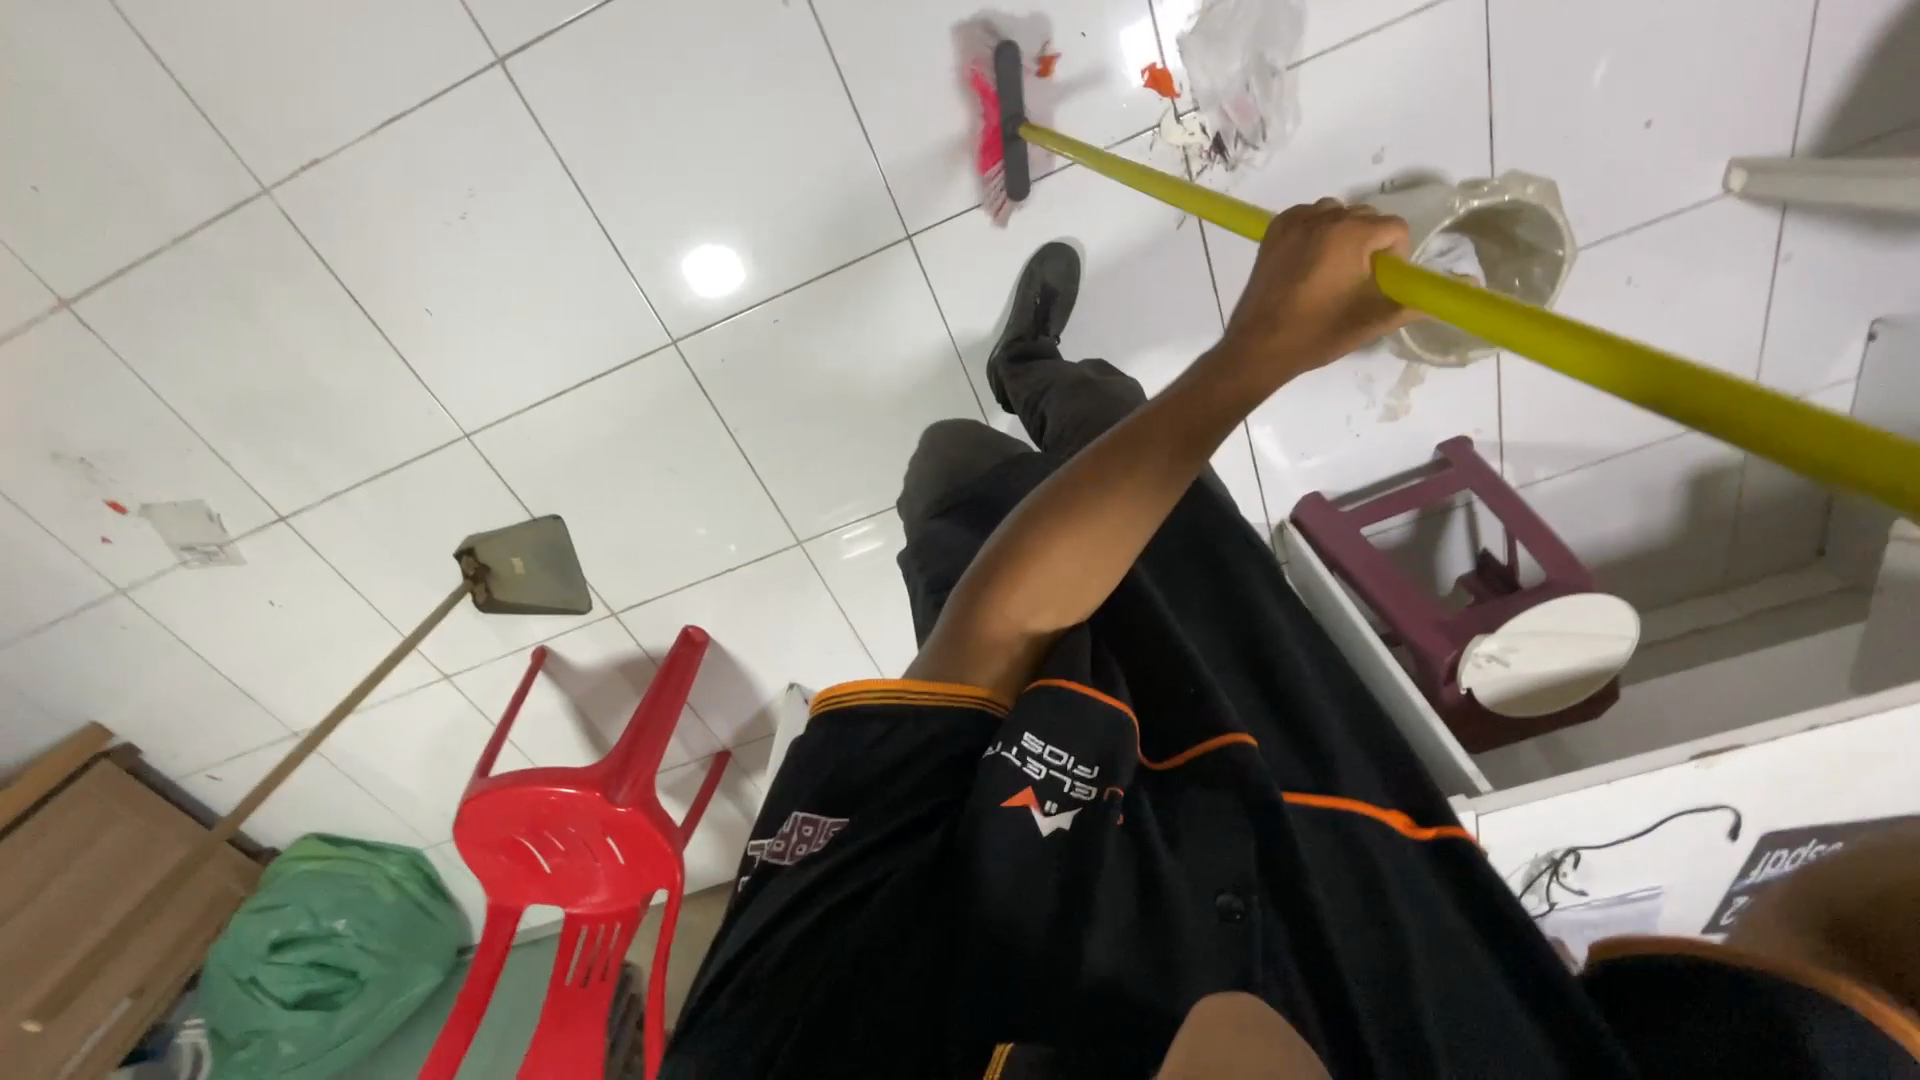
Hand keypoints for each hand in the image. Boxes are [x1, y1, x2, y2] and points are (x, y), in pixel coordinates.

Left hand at [1212, 198, 1416, 388]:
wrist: (1259, 347)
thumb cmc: (1318, 334)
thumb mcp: (1374, 319)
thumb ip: (1417, 300)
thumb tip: (1463, 286)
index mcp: (1352, 233)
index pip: (1395, 227)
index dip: (1395, 256)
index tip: (1380, 283)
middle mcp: (1323, 219)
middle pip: (1366, 217)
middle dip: (1370, 244)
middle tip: (1356, 280)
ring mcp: (1294, 224)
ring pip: (1335, 214)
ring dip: (1342, 234)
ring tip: (1333, 270)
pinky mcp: (1272, 234)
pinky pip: (1304, 217)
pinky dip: (1313, 230)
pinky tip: (1309, 260)